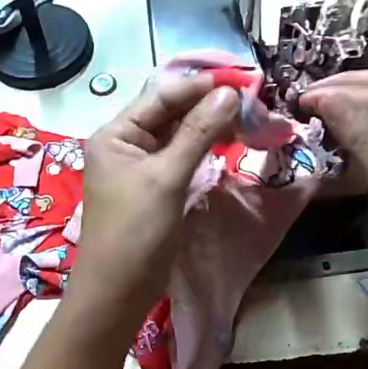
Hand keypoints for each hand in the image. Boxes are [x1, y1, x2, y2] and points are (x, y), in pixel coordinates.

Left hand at [67, 73, 238, 327]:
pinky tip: (229, 140)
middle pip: (170, 113)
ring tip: (247, 117)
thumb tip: (229, 93)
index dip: (201, 86)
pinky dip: (204, 148)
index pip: (161, 96)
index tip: (241, 79)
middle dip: (208, 105)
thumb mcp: (167, 177)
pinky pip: (181, 156)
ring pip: (178, 134)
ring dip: (210, 125)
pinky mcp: (155, 185)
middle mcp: (125, 143)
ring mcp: (140, 165)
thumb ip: (198, 132)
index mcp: (115, 133)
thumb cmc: (136, 230)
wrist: (119, 289)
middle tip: (251, 99)